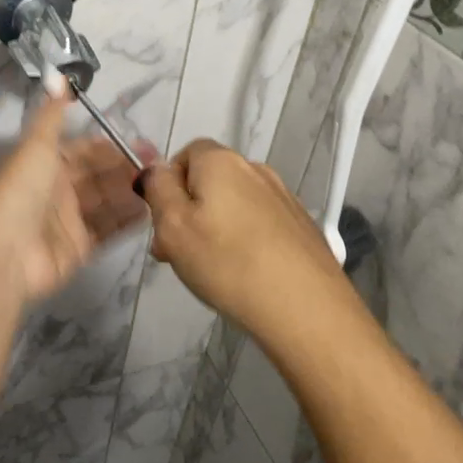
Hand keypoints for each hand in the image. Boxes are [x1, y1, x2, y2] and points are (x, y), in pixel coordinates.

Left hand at [0, 91, 156, 302]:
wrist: (6, 253)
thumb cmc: (21, 192)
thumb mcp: (37, 146)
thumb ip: (53, 114)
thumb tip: (59, 77)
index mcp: (45, 163)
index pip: (84, 150)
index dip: (110, 146)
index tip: (142, 142)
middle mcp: (57, 190)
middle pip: (98, 175)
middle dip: (126, 168)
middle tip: (160, 165)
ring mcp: (69, 220)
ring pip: (106, 202)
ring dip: (131, 192)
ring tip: (162, 186)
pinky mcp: (79, 248)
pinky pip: (107, 229)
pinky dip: (127, 220)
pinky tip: (151, 211)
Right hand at [138, 138, 341, 333]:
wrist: (307, 309)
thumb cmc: (228, 264)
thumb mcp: (173, 227)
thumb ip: (158, 189)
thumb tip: (156, 169)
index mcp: (222, 162)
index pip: (186, 153)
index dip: (169, 184)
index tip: (164, 222)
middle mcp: (256, 170)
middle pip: (211, 181)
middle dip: (190, 211)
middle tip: (178, 254)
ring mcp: (285, 198)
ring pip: (236, 205)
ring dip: (217, 228)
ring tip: (212, 270)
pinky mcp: (302, 227)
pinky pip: (261, 225)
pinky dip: (246, 242)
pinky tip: (245, 276)